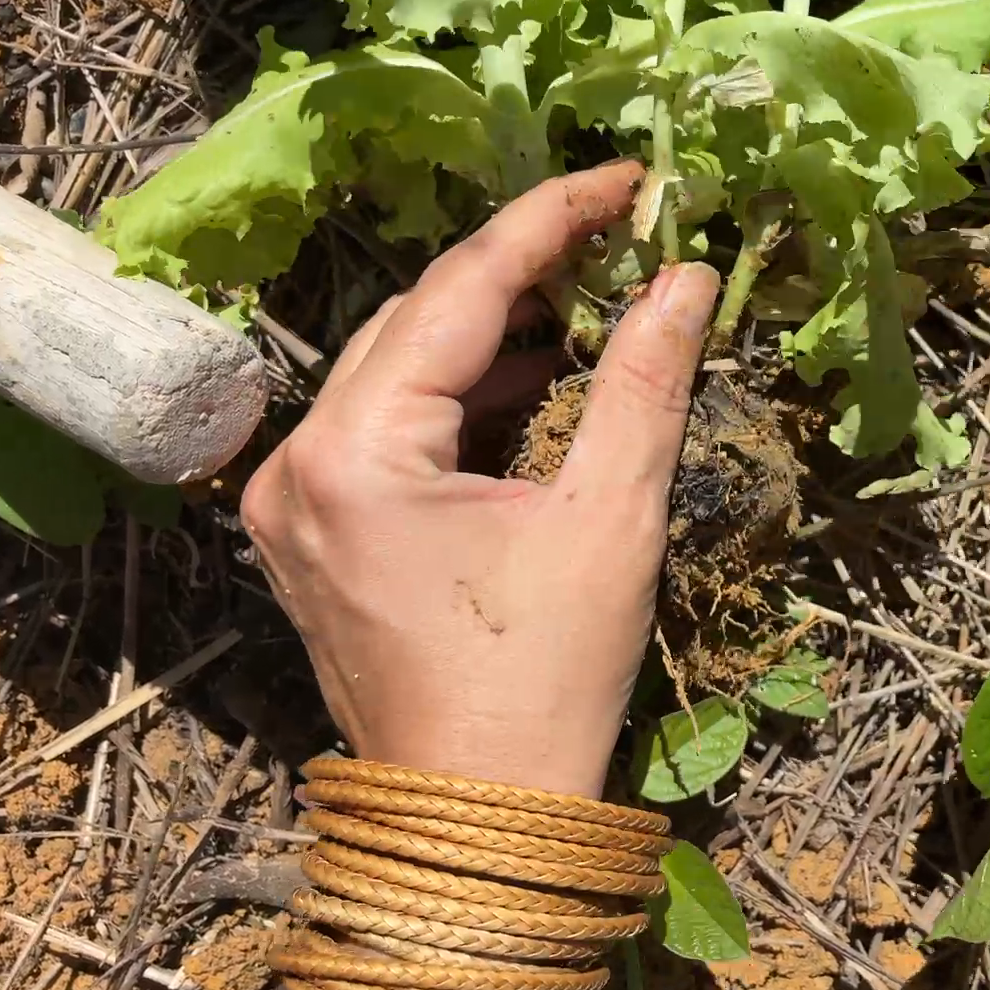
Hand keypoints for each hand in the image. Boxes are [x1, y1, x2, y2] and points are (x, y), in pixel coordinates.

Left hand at [242, 162, 720, 798]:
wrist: (486, 808)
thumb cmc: (553, 669)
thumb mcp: (613, 516)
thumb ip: (646, 385)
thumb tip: (689, 281)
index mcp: (356, 452)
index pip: (461, 293)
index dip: (551, 222)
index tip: (625, 180)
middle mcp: (301, 464)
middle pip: (424, 324)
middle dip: (526, 270)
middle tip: (616, 233)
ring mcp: (305, 503)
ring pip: (412, 375)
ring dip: (506, 335)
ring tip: (593, 303)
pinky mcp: (334, 536)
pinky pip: (407, 431)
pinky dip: (479, 400)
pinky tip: (541, 392)